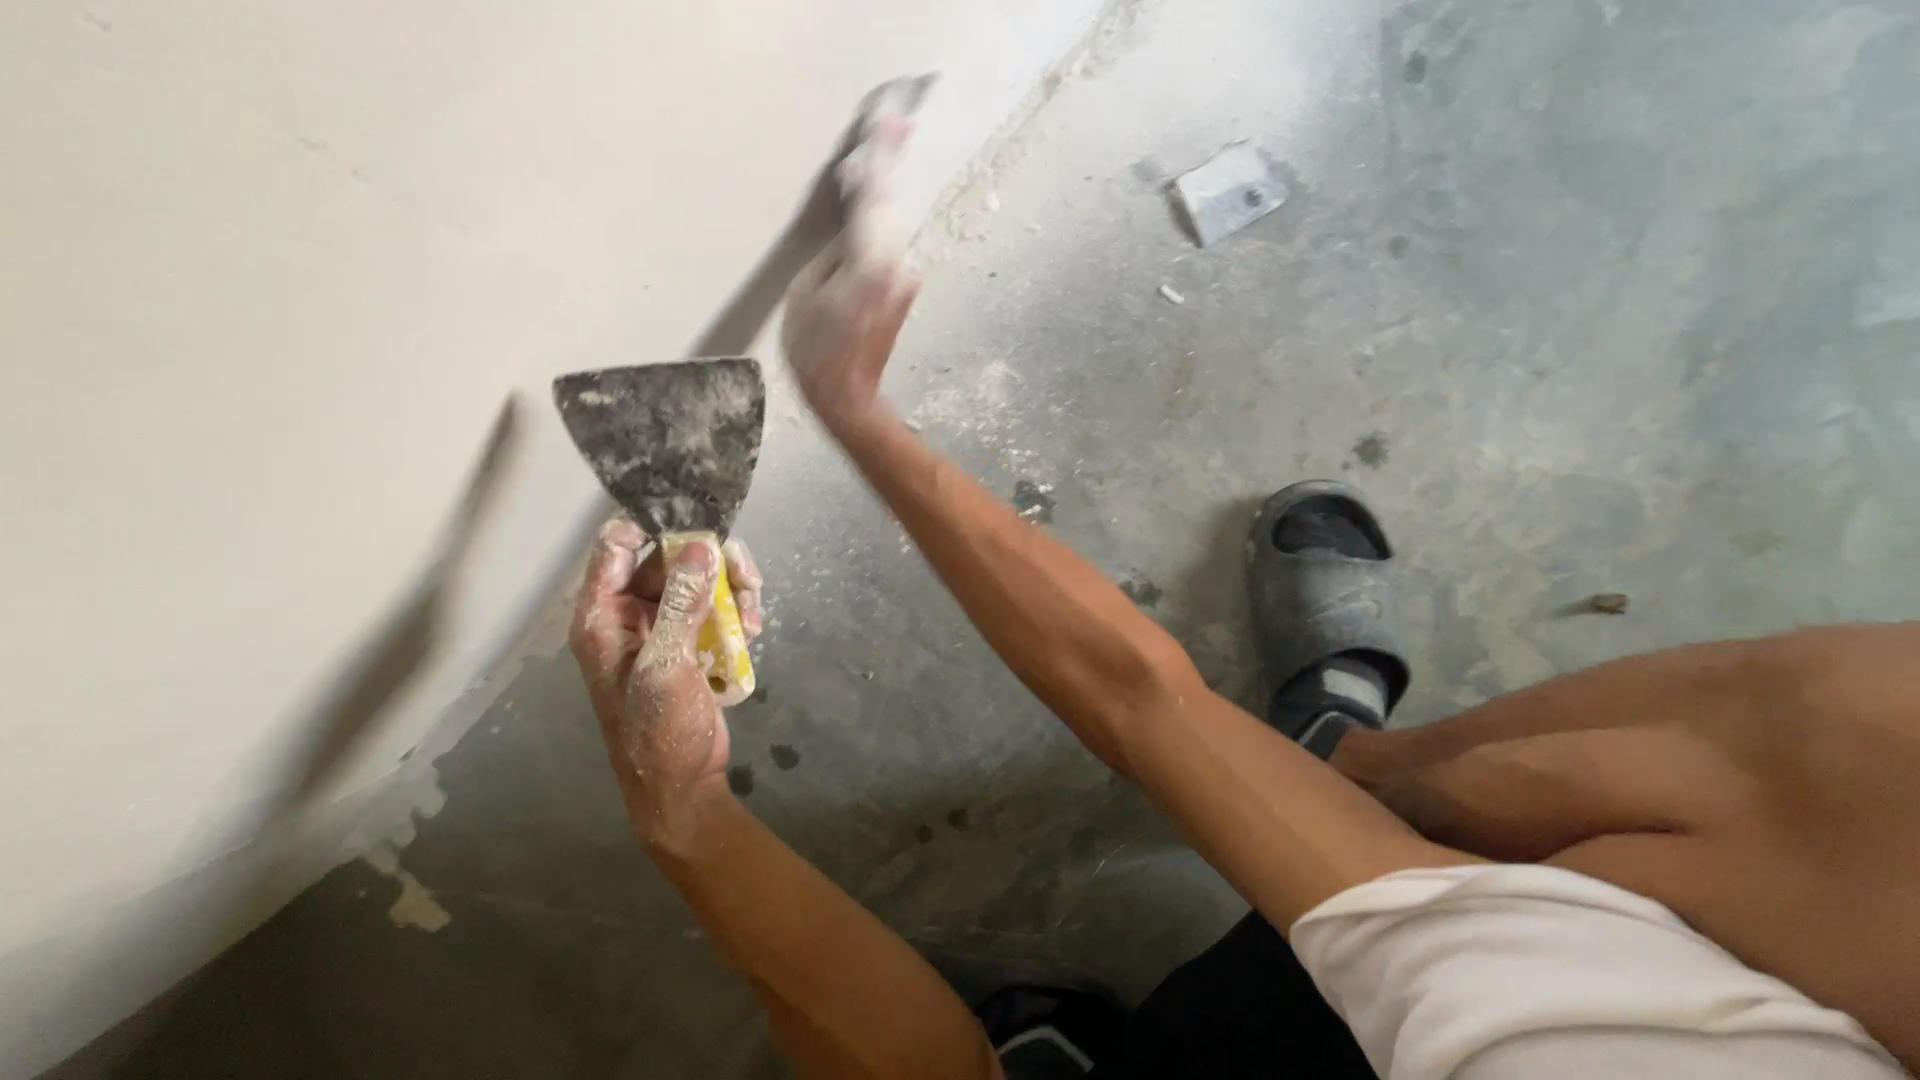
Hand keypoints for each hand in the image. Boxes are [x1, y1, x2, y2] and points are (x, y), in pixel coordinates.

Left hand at [569, 518, 765, 847]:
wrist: (682, 783)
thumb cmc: (659, 731)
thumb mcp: (666, 665)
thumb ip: (681, 604)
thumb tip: (701, 547)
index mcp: (603, 615)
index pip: (617, 544)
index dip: (653, 524)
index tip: (700, 519)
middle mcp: (629, 614)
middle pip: (669, 558)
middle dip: (711, 561)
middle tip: (747, 575)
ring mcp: (662, 628)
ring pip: (699, 579)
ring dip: (731, 587)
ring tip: (755, 611)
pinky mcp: (691, 642)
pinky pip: (715, 606)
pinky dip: (737, 609)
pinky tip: (756, 628)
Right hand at [781, 113, 921, 432]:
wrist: (848, 397)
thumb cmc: (815, 351)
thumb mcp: (806, 293)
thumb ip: (835, 253)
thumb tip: (854, 234)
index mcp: (871, 263)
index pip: (875, 198)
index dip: (879, 159)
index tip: (889, 123)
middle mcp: (898, 265)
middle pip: (890, 205)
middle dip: (889, 165)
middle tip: (897, 121)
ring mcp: (905, 279)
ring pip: (892, 225)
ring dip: (883, 193)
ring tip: (881, 152)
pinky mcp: (903, 290)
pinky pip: (889, 245)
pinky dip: (880, 223)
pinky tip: (871, 203)